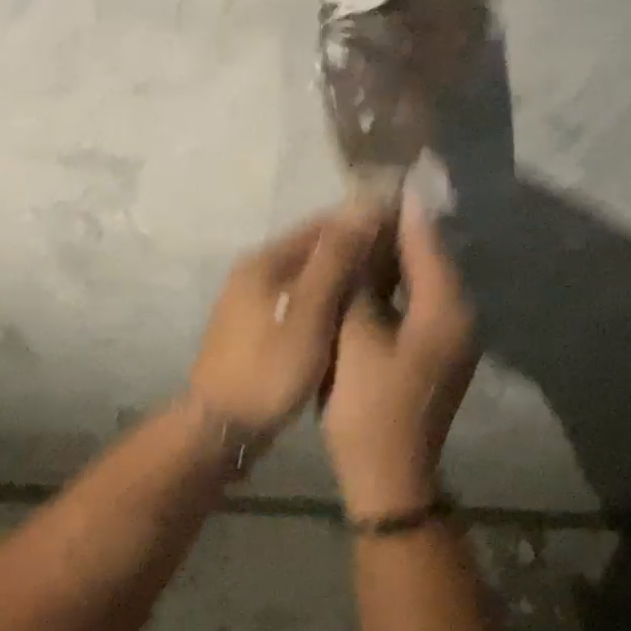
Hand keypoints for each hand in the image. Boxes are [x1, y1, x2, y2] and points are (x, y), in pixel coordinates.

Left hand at [188, 208, 383, 434]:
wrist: (222, 426)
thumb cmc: (268, 371)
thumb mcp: (308, 314)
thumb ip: (334, 260)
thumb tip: (362, 204)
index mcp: (264, 261)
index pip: (323, 224)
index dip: (365, 223)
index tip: (408, 232)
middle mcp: (254, 273)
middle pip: (314, 250)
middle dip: (356, 251)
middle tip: (405, 265)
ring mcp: (251, 303)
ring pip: (307, 279)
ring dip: (342, 279)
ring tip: (387, 290)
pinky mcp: (255, 329)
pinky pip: (298, 303)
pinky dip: (325, 304)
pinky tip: (351, 319)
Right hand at [323, 198, 478, 521]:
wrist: (388, 475)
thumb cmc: (368, 405)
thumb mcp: (354, 337)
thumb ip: (358, 282)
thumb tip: (358, 236)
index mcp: (446, 308)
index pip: (426, 241)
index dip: (401, 210)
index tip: (377, 177)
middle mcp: (460, 317)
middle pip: (428, 260)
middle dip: (394, 234)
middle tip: (356, 208)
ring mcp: (451, 339)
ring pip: (421, 285)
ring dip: (391, 263)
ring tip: (353, 239)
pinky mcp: (436, 356)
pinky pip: (415, 308)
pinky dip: (391, 292)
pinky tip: (361, 284)